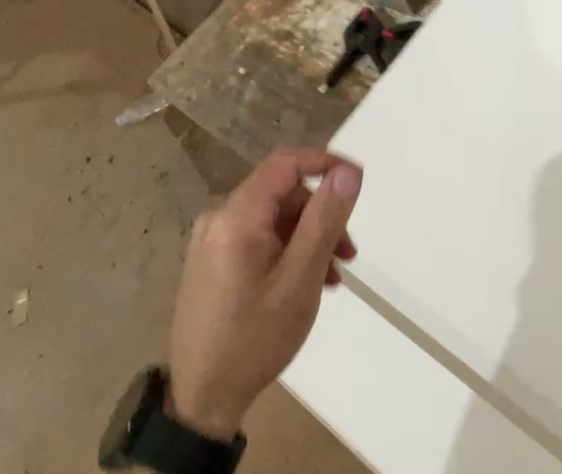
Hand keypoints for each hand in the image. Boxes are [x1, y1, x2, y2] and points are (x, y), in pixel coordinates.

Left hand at [167, 149, 362, 438]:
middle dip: (321, 216)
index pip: (286, 164)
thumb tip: (348, 172)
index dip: (326, 164)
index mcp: (236, 217)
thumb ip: (326, 220)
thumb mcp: (301, 278)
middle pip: (282, 195)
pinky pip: (258, 239)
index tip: (359, 182)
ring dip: (308, 239)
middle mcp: (218, 219)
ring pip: (274, 220)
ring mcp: (211, 242)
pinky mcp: (211, 263)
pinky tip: (304, 284)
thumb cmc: (255, 337)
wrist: (202, 397)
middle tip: (348, 254)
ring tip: (331, 277)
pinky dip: (287, 252)